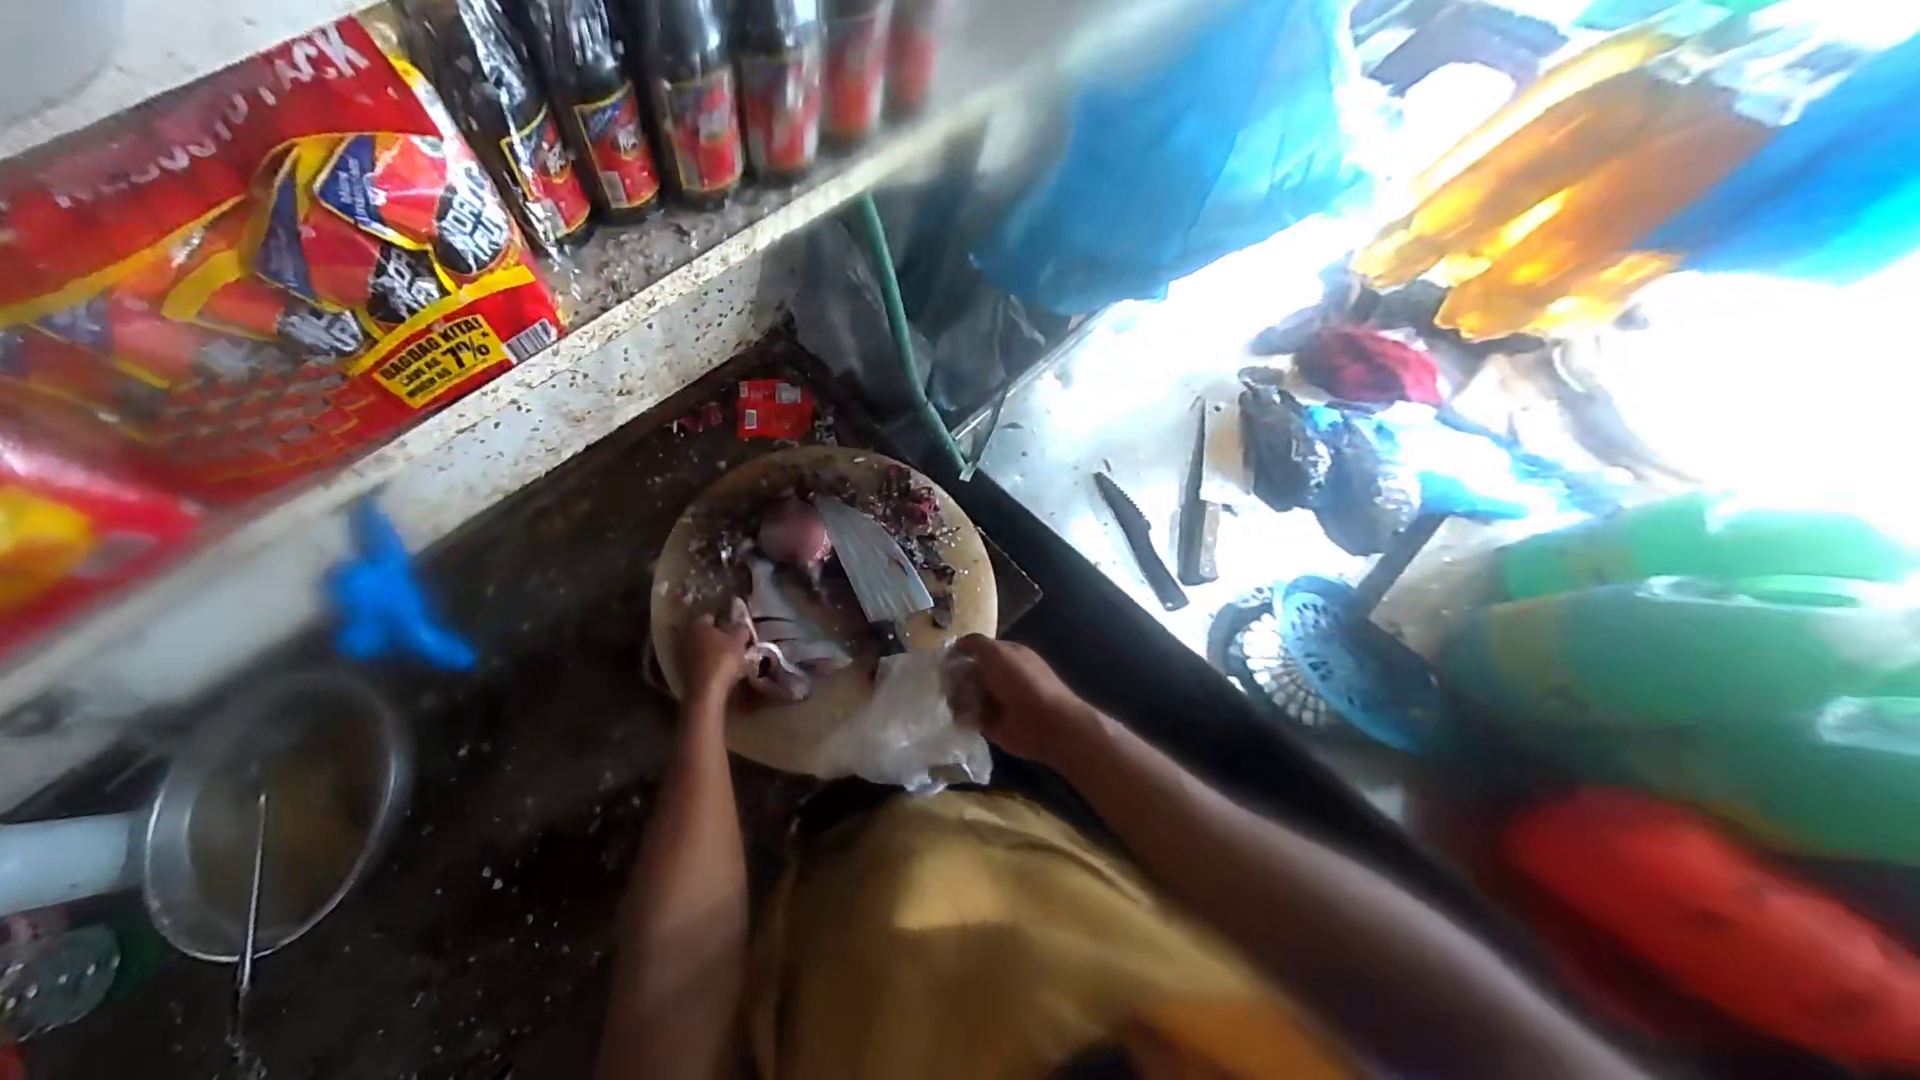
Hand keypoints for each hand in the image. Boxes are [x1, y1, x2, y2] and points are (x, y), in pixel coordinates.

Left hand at [682, 611, 752, 703]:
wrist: (705, 692)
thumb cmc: (723, 660)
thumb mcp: (739, 641)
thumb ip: (741, 629)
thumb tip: (741, 624)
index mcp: (697, 624)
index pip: (711, 615)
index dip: (724, 619)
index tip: (735, 626)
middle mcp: (685, 636)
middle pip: (704, 632)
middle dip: (717, 635)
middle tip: (733, 641)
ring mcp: (681, 654)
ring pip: (701, 647)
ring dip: (712, 650)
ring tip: (730, 656)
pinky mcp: (682, 671)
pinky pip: (699, 661)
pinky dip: (708, 662)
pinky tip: (721, 668)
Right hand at [951, 635, 1105, 766]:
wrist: (1045, 722)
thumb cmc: (1023, 681)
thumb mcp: (998, 652)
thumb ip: (976, 644)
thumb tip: (957, 644)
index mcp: (1006, 656)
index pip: (977, 651)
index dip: (960, 654)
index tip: (943, 661)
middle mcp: (1000, 676)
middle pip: (968, 673)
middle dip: (955, 678)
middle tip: (947, 685)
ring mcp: (996, 700)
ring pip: (965, 695)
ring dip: (958, 698)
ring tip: (959, 703)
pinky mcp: (991, 723)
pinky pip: (969, 717)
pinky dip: (963, 717)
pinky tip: (963, 718)